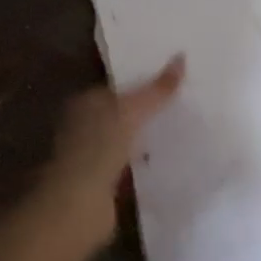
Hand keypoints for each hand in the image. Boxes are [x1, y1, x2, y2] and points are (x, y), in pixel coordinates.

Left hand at [41, 55, 183, 246]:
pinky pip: (127, 166)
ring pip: (124, 140)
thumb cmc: (100, 147)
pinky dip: (142, 164)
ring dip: (144, 139)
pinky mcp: (100, 183)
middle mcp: (83, 125)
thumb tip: (182, 56)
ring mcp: (90, 156)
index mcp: (84, 102)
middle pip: (120, 113)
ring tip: (178, 131)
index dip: (142, 83)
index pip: (116, 86)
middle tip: (181, 105)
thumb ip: (157, 89)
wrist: (78, 203)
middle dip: (145, 112)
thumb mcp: (133, 111)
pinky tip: (163, 161)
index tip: (172, 82)